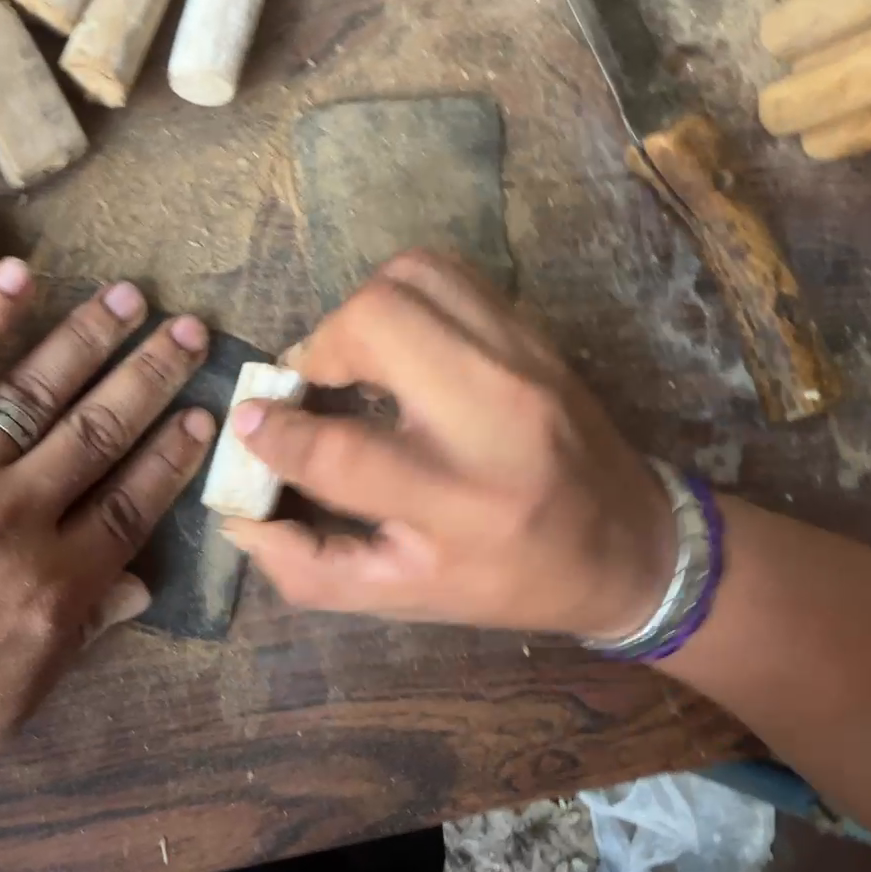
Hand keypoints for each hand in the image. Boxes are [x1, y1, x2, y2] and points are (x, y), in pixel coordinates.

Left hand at [0, 260, 215, 849]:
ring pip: (35, 392)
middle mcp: (13, 521)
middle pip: (99, 434)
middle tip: (189, 333)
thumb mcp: (1, 709)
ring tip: (132, 297)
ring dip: (88, 337)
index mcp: (50, 593)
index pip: (132, 507)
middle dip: (150, 379)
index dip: (172, 456)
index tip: (203, 415)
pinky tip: (18, 275)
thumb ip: (76, 638)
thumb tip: (139, 584)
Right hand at [221, 252, 674, 639]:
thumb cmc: (504, 579)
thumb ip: (308, 567)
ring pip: (408, 280)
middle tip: (312, 385)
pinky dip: (398, 295)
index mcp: (460, 503)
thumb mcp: (401, 599)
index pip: (344, 451)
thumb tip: (239, 519)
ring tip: (352, 362)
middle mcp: (497, 418)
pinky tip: (394, 341)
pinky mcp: (533, 331)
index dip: (277, 433)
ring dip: (356, 314)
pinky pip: (445, 272)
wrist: (631, 544)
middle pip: (379, 323)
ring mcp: (523, 360)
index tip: (249, 421)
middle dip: (320, 346)